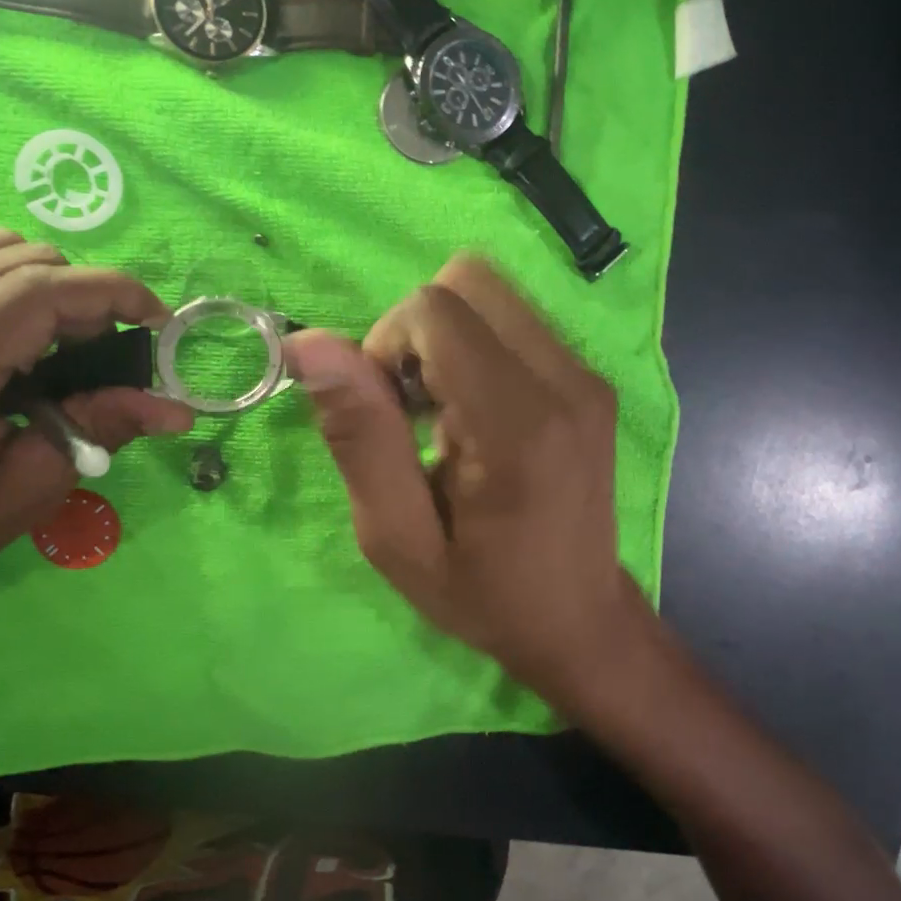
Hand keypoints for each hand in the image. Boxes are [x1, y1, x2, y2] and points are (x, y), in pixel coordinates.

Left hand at [0, 229, 192, 624]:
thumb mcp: (17, 498)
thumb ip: (95, 434)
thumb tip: (174, 408)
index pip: (38, 290)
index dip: (113, 292)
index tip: (158, 324)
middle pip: (21, 258)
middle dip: (87, 295)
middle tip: (107, 358)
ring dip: (51, 284)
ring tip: (66, 346)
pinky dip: (12, 283)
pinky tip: (22, 337)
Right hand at [284, 255, 652, 701]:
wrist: (579, 619)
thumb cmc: (484, 594)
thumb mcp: (399, 537)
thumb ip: (359, 435)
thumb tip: (307, 341)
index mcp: (519, 425)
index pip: (435, 309)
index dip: (386, 346)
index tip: (389, 417)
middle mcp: (567, 382)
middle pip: (467, 280)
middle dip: (416, 332)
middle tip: (413, 413)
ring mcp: (588, 376)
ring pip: (493, 294)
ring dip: (447, 340)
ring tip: (445, 418)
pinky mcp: (593, 380)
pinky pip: (518, 322)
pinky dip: (479, 350)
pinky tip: (477, 416)